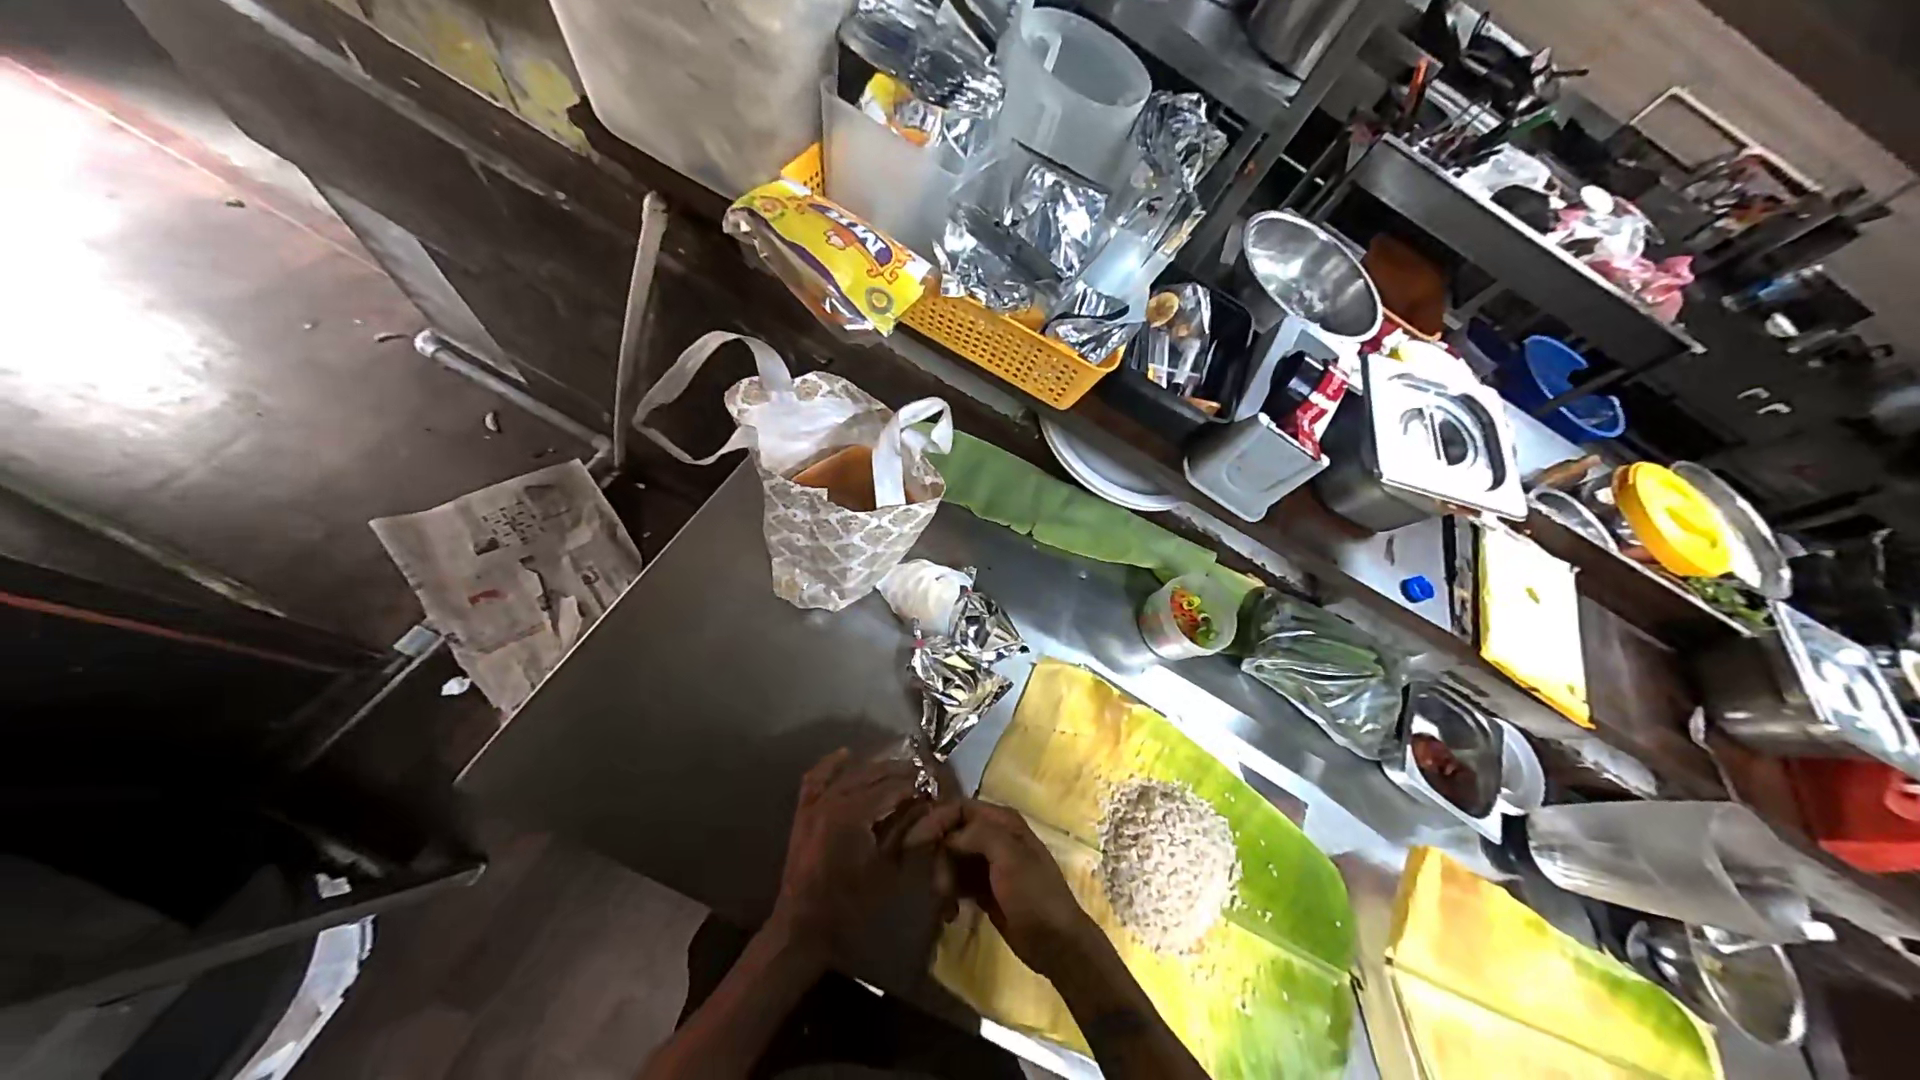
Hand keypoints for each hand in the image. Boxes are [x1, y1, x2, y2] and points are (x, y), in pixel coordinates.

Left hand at [771, 749, 923, 959]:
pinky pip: (816, 779)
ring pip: (848, 774)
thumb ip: (905, 832)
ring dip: (873, 768)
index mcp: (853, 813)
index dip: (915, 786)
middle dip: (898, 772)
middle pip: (871, 774)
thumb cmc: (850, 905)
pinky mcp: (804, 813)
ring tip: (896, 768)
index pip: (892, 788)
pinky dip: (832, 765)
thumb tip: (923, 805)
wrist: (804, 927)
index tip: (933, 787)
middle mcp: (832, 800)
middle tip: (922, 775)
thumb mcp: (888, 870)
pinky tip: (846, 754)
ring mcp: (815, 804)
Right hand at [906, 798, 1100, 978]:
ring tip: (947, 901)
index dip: (936, 820)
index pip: (959, 808)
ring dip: (943, 878)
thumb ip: (978, 835)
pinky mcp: (984, 889)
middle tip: (940, 886)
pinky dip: (950, 894)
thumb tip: (948, 837)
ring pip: (951, 859)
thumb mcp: (1010, 857)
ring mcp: (989, 864)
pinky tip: (951, 912)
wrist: (1055, 943)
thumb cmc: (1035, 894)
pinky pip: (957, 881)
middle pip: (952, 834)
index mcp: (1003, 822)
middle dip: (940, 857)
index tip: (914, 842)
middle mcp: (994, 836)